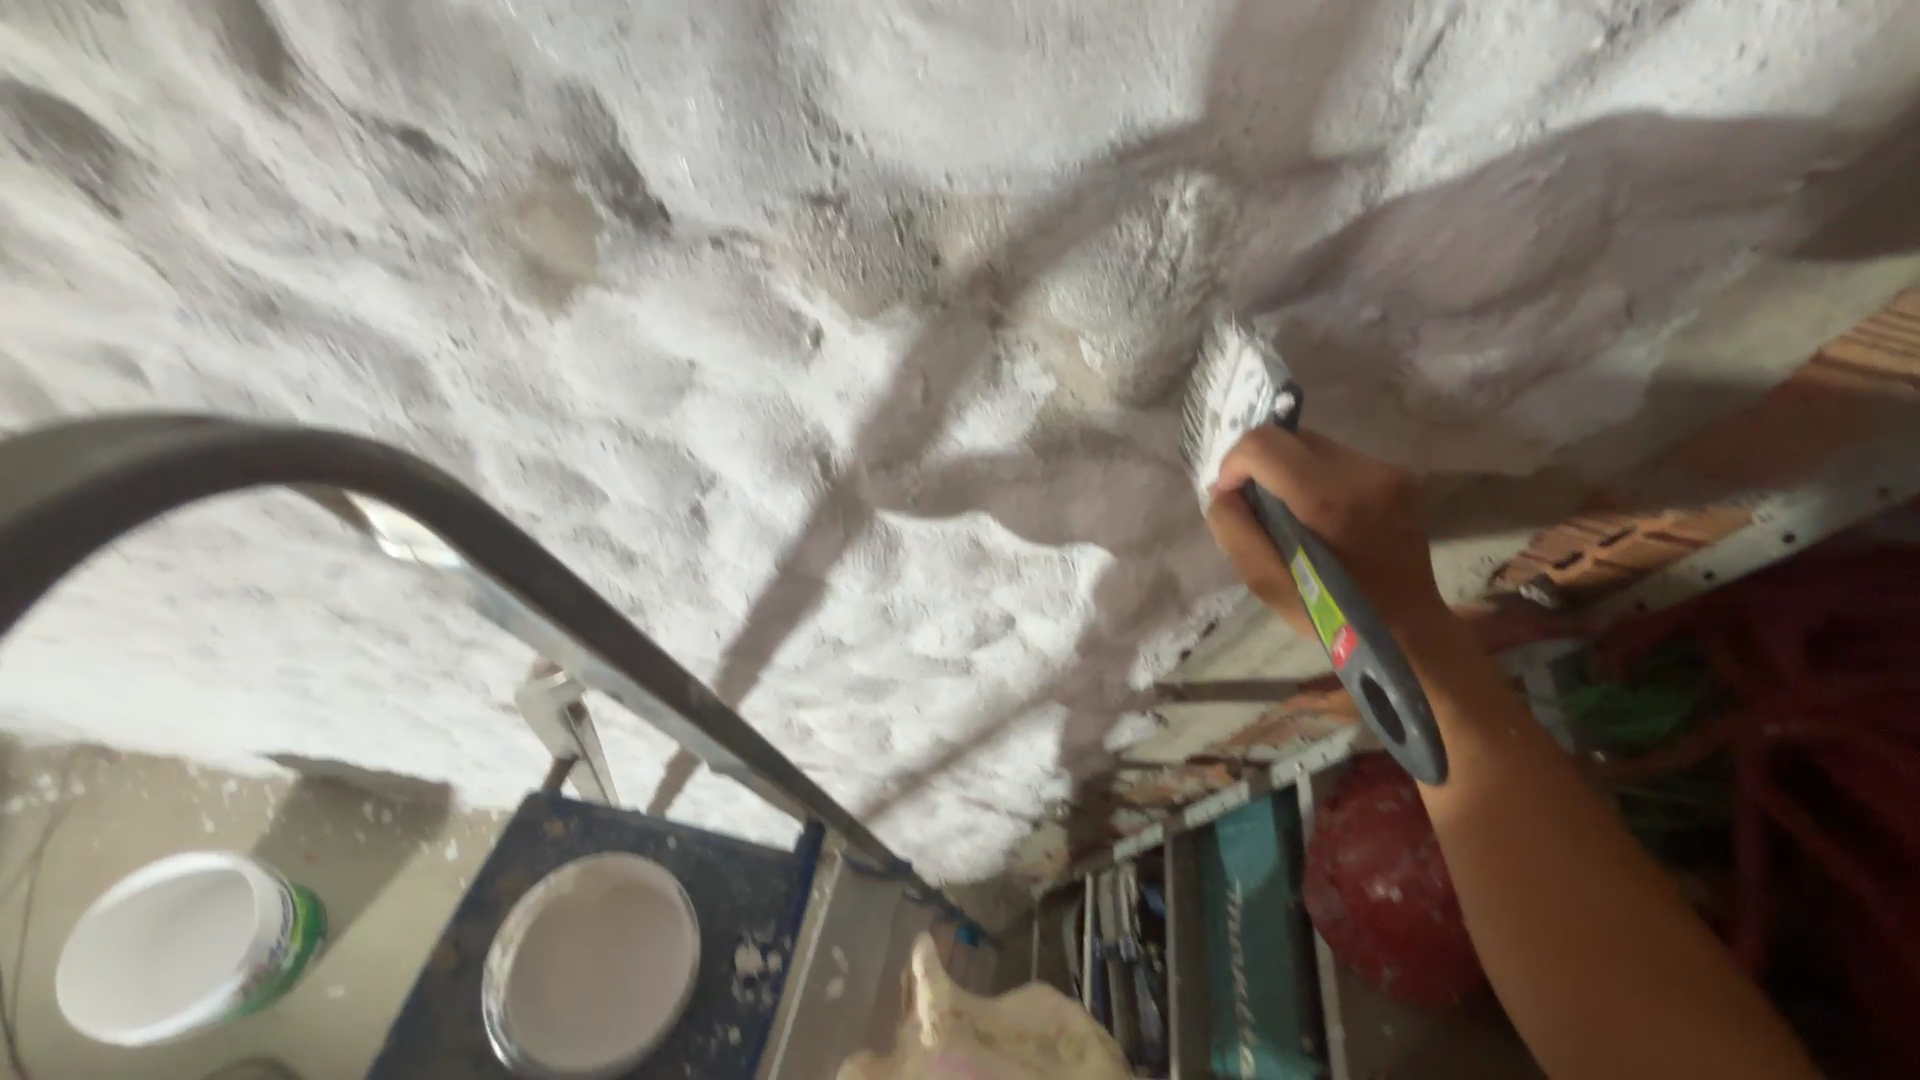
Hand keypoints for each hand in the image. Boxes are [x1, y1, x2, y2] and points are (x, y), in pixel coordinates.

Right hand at [1205, 426, 1448, 637]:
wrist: (1410, 625)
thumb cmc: (1335, 617)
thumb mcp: (1268, 586)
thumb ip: (1235, 531)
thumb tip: (1223, 490)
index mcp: (1330, 502)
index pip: (1263, 444)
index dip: (1234, 464)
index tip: (1231, 496)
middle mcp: (1364, 473)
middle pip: (1288, 437)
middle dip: (1259, 466)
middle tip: (1257, 508)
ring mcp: (1387, 471)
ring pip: (1311, 444)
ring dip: (1285, 470)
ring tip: (1287, 514)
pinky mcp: (1397, 474)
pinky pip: (1334, 457)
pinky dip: (1311, 476)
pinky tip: (1317, 515)